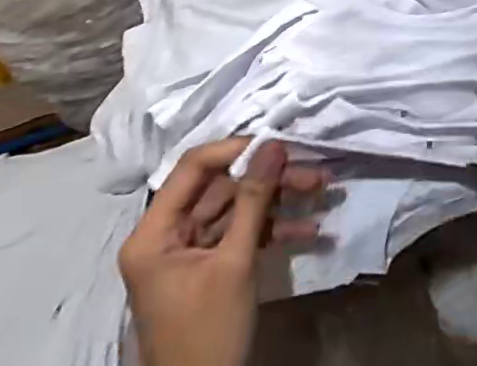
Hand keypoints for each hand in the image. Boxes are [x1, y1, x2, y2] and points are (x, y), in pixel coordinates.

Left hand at [118, 140, 326, 365]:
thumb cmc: (208, 331)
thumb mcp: (235, 262)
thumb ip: (254, 199)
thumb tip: (273, 145)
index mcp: (155, 232)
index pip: (193, 167)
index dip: (236, 150)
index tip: (279, 144)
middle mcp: (167, 234)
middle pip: (222, 187)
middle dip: (270, 179)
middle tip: (314, 171)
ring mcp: (190, 250)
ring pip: (239, 207)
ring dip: (280, 201)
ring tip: (322, 191)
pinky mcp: (212, 265)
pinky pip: (243, 232)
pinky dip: (274, 229)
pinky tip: (310, 230)